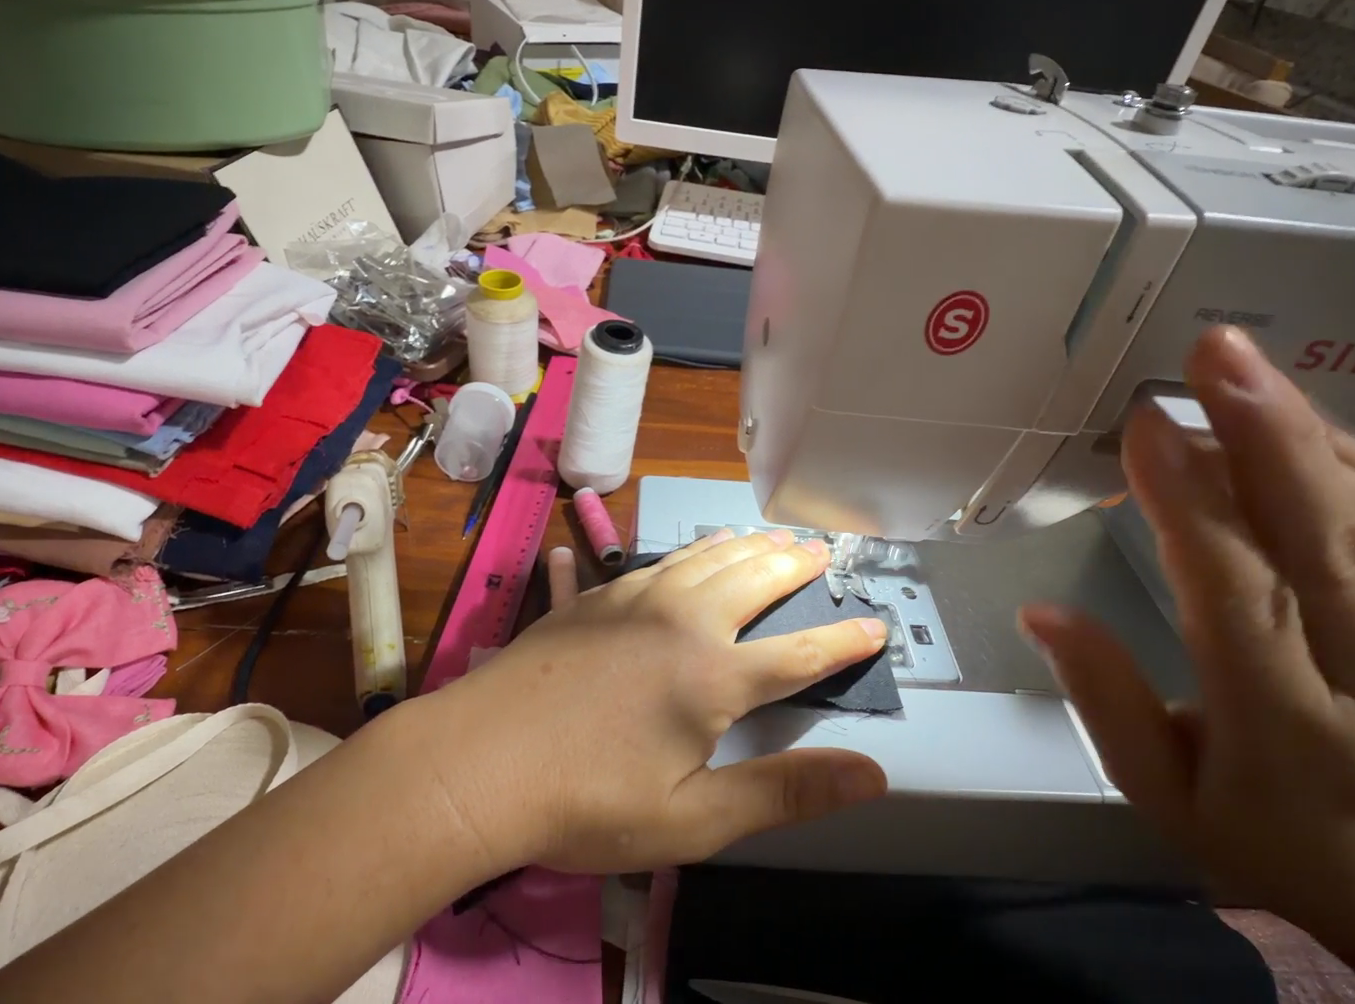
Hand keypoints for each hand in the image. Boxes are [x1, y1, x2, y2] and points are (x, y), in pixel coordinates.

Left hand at [410, 529, 889, 875]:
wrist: (476, 765)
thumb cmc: (587, 804)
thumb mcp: (694, 818)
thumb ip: (783, 792)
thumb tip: (872, 774)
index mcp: (713, 675)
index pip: (800, 652)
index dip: (844, 640)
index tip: (877, 625)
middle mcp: (679, 621)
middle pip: (753, 579)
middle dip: (795, 564)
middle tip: (820, 551)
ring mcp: (627, 602)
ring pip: (700, 558)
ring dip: (741, 546)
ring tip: (766, 536)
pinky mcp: (586, 602)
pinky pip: (641, 565)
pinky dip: (675, 555)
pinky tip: (674, 552)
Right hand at [1019, 326, 1354, 933]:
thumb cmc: (1261, 835)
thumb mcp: (1157, 792)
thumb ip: (1104, 699)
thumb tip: (1042, 612)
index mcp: (1283, 726)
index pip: (1236, 594)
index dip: (1189, 504)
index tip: (1144, 426)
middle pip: (1329, 541)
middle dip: (1267, 433)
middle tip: (1216, 351)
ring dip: (1311, 435)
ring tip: (1243, 372)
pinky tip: (1304, 425)